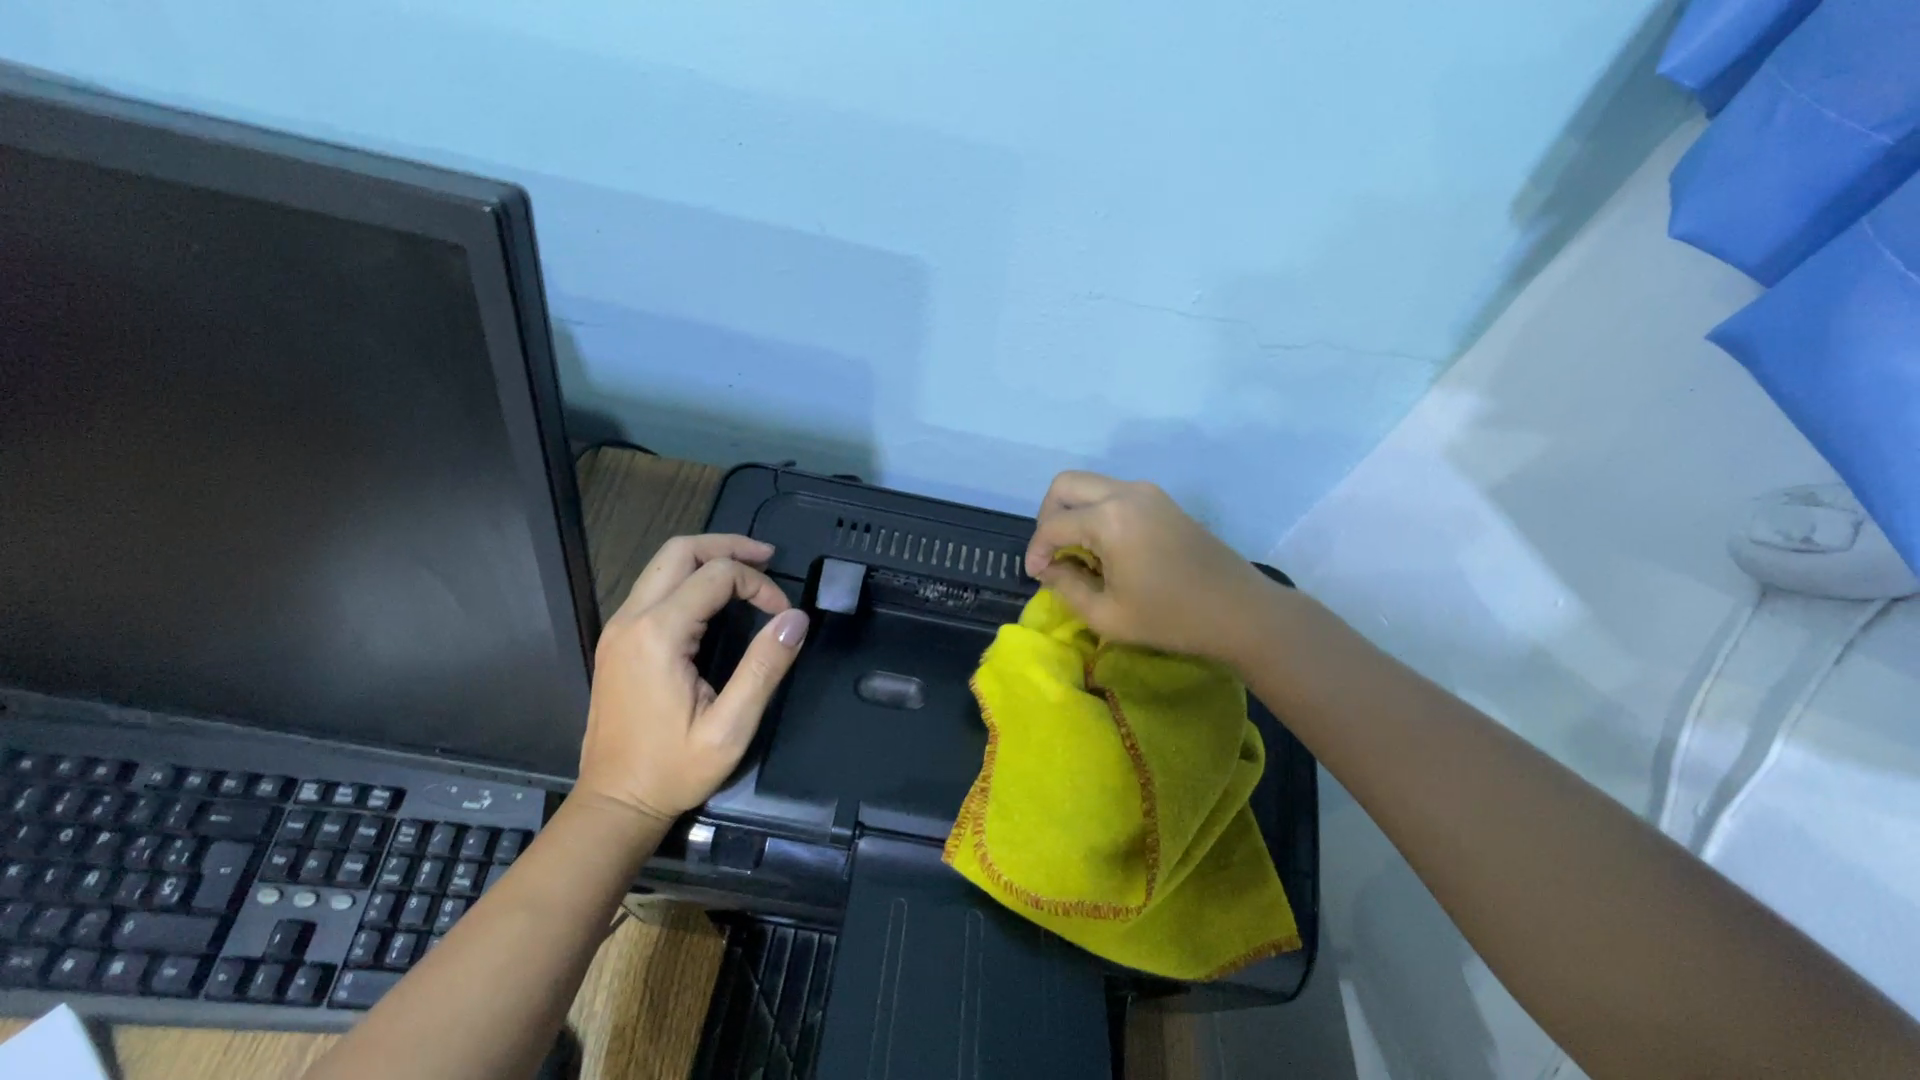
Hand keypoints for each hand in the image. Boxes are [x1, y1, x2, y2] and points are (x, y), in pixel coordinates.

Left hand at [576, 534, 809, 824]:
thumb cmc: (674, 769)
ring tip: (748, 570)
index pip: (716, 576)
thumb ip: (764, 667)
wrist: (616, 801)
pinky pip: (652, 588)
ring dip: (706, 559)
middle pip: (679, 551)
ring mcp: (618, 629)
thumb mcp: (731, 727)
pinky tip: (715, 597)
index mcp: (658, 635)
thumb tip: (795, 618)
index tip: (783, 615)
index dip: (758, 584)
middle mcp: (631, 620)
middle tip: (768, 558)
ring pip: (661, 565)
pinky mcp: (616, 641)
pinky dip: (688, 578)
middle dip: (728, 546)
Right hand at [1024, 471, 1284, 664]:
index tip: (1036, 576)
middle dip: (1048, 517)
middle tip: (1051, 553)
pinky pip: (1113, 494)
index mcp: (1109, 519)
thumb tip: (1048, 568)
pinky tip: (1104, 549)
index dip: (1036, 551)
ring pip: (1090, 486)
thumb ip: (1067, 587)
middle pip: (1065, 485)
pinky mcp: (1162, 501)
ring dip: (1073, 513)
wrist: (1239, 611)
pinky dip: (1096, 513)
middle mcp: (1125, 493)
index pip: (1053, 525)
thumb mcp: (1107, 615)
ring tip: (1076, 554)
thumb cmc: (1170, 618)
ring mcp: (1147, 493)